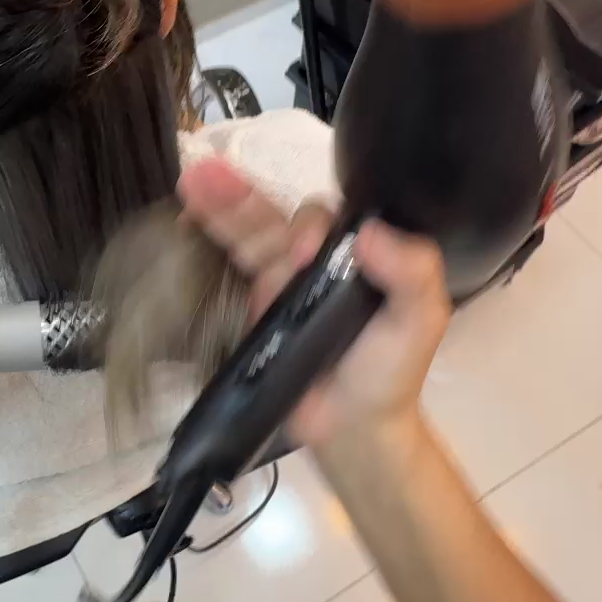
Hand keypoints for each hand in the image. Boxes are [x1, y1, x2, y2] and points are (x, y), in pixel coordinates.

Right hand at [178, 159, 449, 452]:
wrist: (352, 430)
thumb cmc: (390, 372)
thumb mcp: (420, 320)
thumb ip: (413, 273)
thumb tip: (371, 235)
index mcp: (351, 254)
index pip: (323, 219)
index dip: (309, 227)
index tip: (306, 255)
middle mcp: (311, 262)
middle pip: (272, 217)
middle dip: (240, 194)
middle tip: (208, 171)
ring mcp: (276, 285)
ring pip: (244, 236)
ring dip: (216, 207)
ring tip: (189, 182)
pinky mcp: (250, 311)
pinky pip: (226, 272)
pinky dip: (203, 244)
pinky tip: (181, 224)